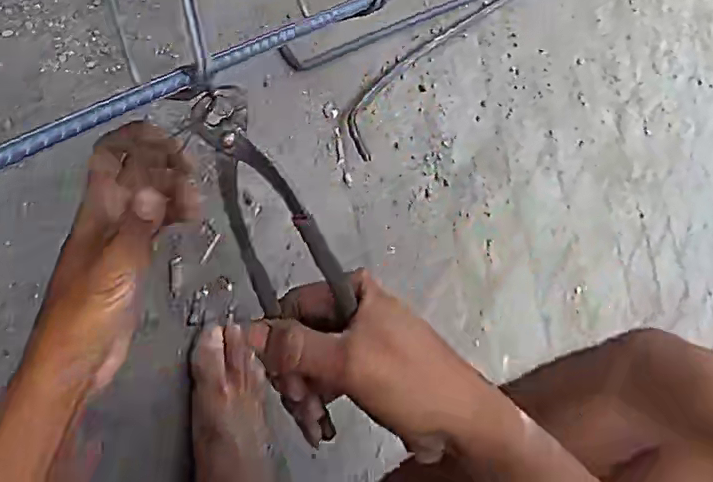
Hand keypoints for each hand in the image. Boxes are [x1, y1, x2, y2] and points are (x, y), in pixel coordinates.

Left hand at [29, 122, 201, 389]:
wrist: (72, 366)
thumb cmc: (84, 316)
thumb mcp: (113, 269)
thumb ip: (136, 227)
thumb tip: (153, 189)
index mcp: (96, 210)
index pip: (109, 154)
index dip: (134, 137)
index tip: (167, 138)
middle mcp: (108, 216)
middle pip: (135, 171)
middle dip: (163, 162)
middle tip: (191, 171)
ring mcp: (120, 237)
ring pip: (149, 196)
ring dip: (173, 189)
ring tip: (197, 200)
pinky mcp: (132, 260)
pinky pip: (155, 223)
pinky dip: (173, 213)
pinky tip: (191, 215)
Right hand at [248, 270, 512, 463]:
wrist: (460, 422)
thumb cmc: (412, 381)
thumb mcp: (349, 361)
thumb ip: (298, 347)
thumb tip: (251, 331)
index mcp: (352, 289)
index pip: (295, 304)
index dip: (279, 339)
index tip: (277, 373)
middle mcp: (353, 307)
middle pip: (300, 334)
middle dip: (293, 372)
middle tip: (299, 400)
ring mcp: (359, 338)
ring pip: (310, 359)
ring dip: (304, 391)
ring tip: (311, 419)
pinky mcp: (363, 367)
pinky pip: (326, 376)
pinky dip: (317, 399)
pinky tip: (319, 422)